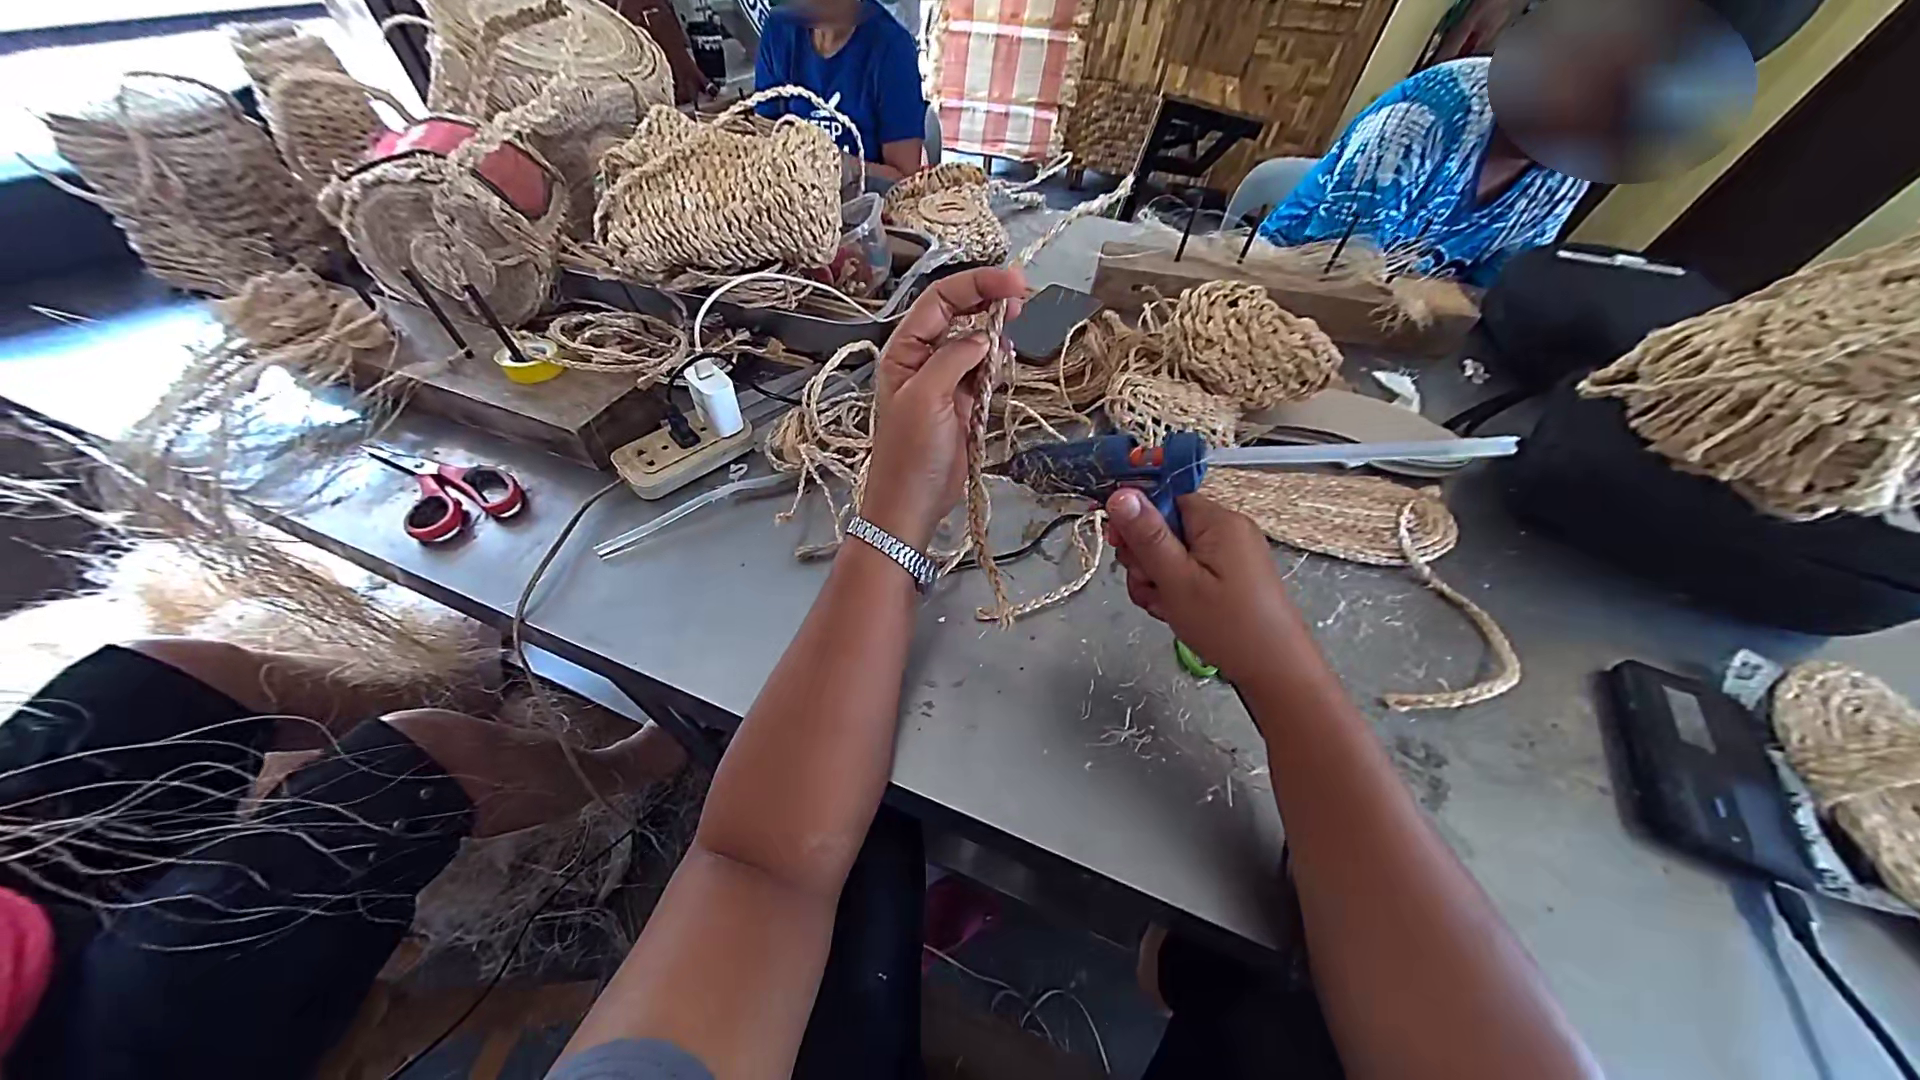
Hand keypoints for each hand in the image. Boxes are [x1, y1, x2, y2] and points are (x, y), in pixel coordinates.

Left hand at [861, 267, 1026, 550]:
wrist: (913, 503)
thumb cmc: (910, 453)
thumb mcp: (926, 398)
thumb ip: (952, 358)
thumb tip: (982, 337)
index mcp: (904, 350)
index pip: (940, 300)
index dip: (976, 284)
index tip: (1013, 282)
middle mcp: (923, 358)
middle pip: (958, 315)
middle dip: (988, 300)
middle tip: (1023, 298)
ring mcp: (944, 381)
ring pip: (973, 342)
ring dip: (995, 332)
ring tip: (1018, 325)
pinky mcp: (961, 402)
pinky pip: (981, 371)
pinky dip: (996, 363)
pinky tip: (1008, 360)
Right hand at [1106, 488, 1319, 689]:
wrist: (1275, 671)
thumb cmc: (1226, 624)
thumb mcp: (1176, 579)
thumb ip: (1146, 535)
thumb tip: (1120, 492)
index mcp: (1217, 521)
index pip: (1164, 498)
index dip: (1136, 519)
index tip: (1119, 545)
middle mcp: (1226, 530)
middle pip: (1164, 527)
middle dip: (1144, 557)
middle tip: (1149, 587)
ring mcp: (1229, 554)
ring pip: (1170, 553)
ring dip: (1155, 578)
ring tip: (1163, 605)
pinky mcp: (1229, 575)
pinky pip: (1187, 570)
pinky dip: (1173, 588)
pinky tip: (1173, 610)